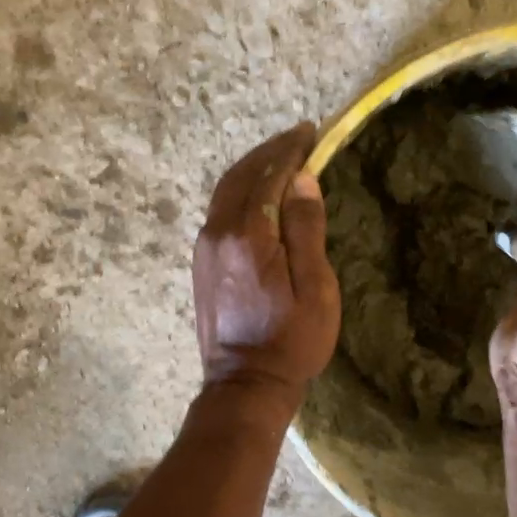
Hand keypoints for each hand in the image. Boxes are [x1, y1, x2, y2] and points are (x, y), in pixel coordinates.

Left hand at [193, 123, 340, 399]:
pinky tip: (260, 195)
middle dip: (268, 153)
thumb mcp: (314, 288)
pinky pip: (220, 211)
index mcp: (248, 234)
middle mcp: (218, 233)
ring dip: (253, 170)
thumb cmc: (291, 341)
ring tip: (281, 160)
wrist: (244, 384)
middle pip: (240, 176)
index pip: (269, 176)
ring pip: (225, 192)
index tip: (311, 132)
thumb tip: (301, 180)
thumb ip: (306, 229)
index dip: (290, 151)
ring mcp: (204, 249)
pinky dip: (242, 192)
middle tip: (297, 138)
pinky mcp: (202, 264)